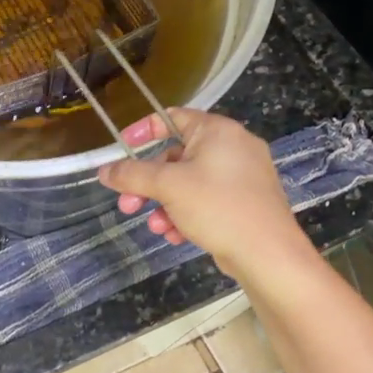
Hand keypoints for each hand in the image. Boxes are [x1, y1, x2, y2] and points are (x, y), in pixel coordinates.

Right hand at [97, 109, 306, 277]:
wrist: (268, 253)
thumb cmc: (217, 207)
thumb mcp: (168, 187)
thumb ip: (131, 175)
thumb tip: (104, 171)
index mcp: (218, 132)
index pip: (173, 118)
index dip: (143, 131)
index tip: (121, 149)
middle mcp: (232, 148)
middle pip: (175, 157)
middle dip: (147, 184)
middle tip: (128, 204)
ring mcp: (241, 176)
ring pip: (187, 183)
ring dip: (163, 204)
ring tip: (155, 227)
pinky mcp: (244, 202)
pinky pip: (204, 200)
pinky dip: (185, 214)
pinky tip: (175, 235)